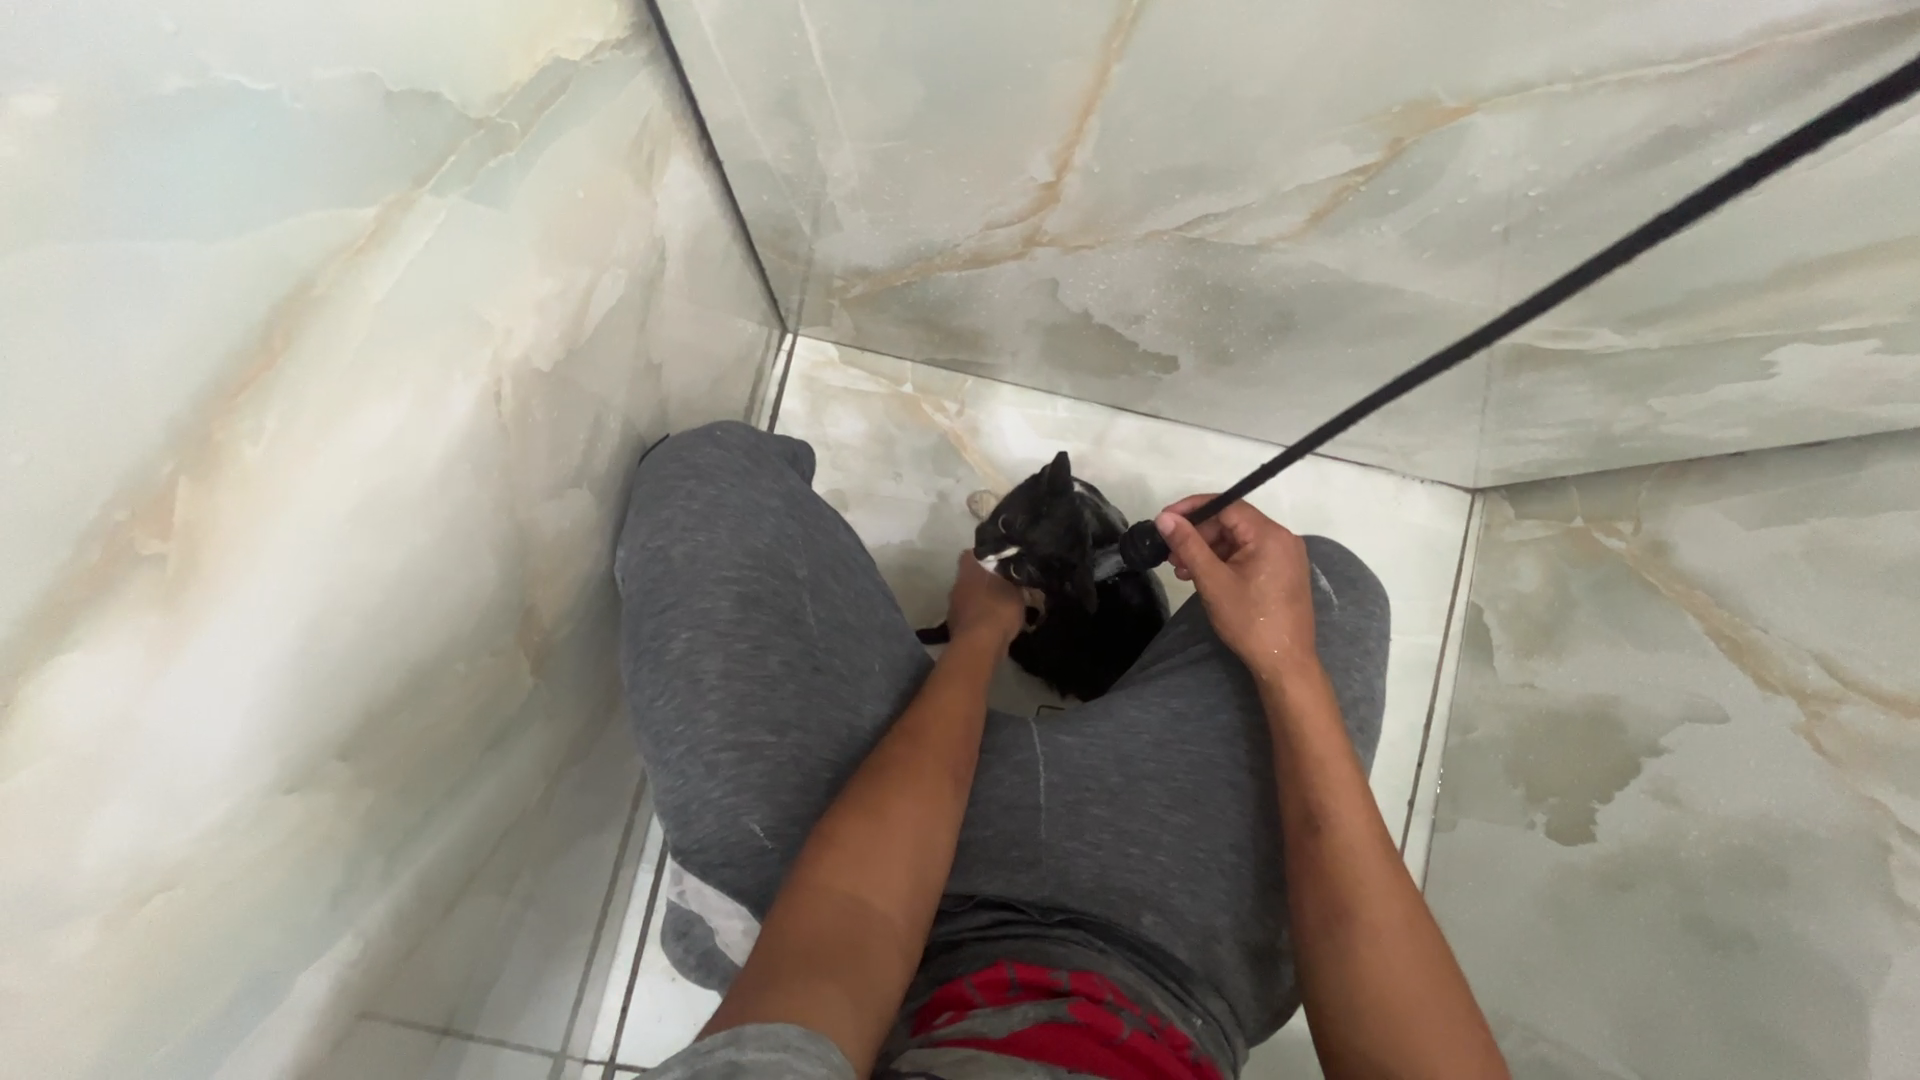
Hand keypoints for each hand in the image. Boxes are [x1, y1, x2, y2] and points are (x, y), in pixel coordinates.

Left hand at [944, 551, 1026, 650]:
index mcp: (967, 570)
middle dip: (985, 582)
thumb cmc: (998, 609)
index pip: (970, 554)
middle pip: (970, 578)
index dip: (984, 557)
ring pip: (969, 598)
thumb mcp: (1017, 590)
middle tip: (1005, 587)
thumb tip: (1016, 576)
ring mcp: (954, 607)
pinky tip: (995, 626)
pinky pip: (971, 618)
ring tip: (1002, 608)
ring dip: (982, 602)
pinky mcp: (956, 628)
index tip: (999, 563)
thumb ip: (1016, 580)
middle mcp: (956, 585)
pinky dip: (981, 620)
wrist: (980, 645)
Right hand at [1155, 495, 1318, 680]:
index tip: (1165, 520)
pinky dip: (1223, 561)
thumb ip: (1188, 544)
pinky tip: (1202, 577)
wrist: (1284, 662)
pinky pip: (1247, 555)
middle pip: (1231, 522)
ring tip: (1181, 570)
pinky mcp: (1281, 572)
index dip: (1192, 509)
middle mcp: (1282, 538)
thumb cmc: (1249, 620)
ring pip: (1237, 540)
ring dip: (1207, 550)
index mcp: (1269, 535)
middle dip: (1197, 535)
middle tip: (1171, 555)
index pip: (1226, 505)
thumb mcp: (1212, 580)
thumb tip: (1164, 517)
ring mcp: (1284, 556)